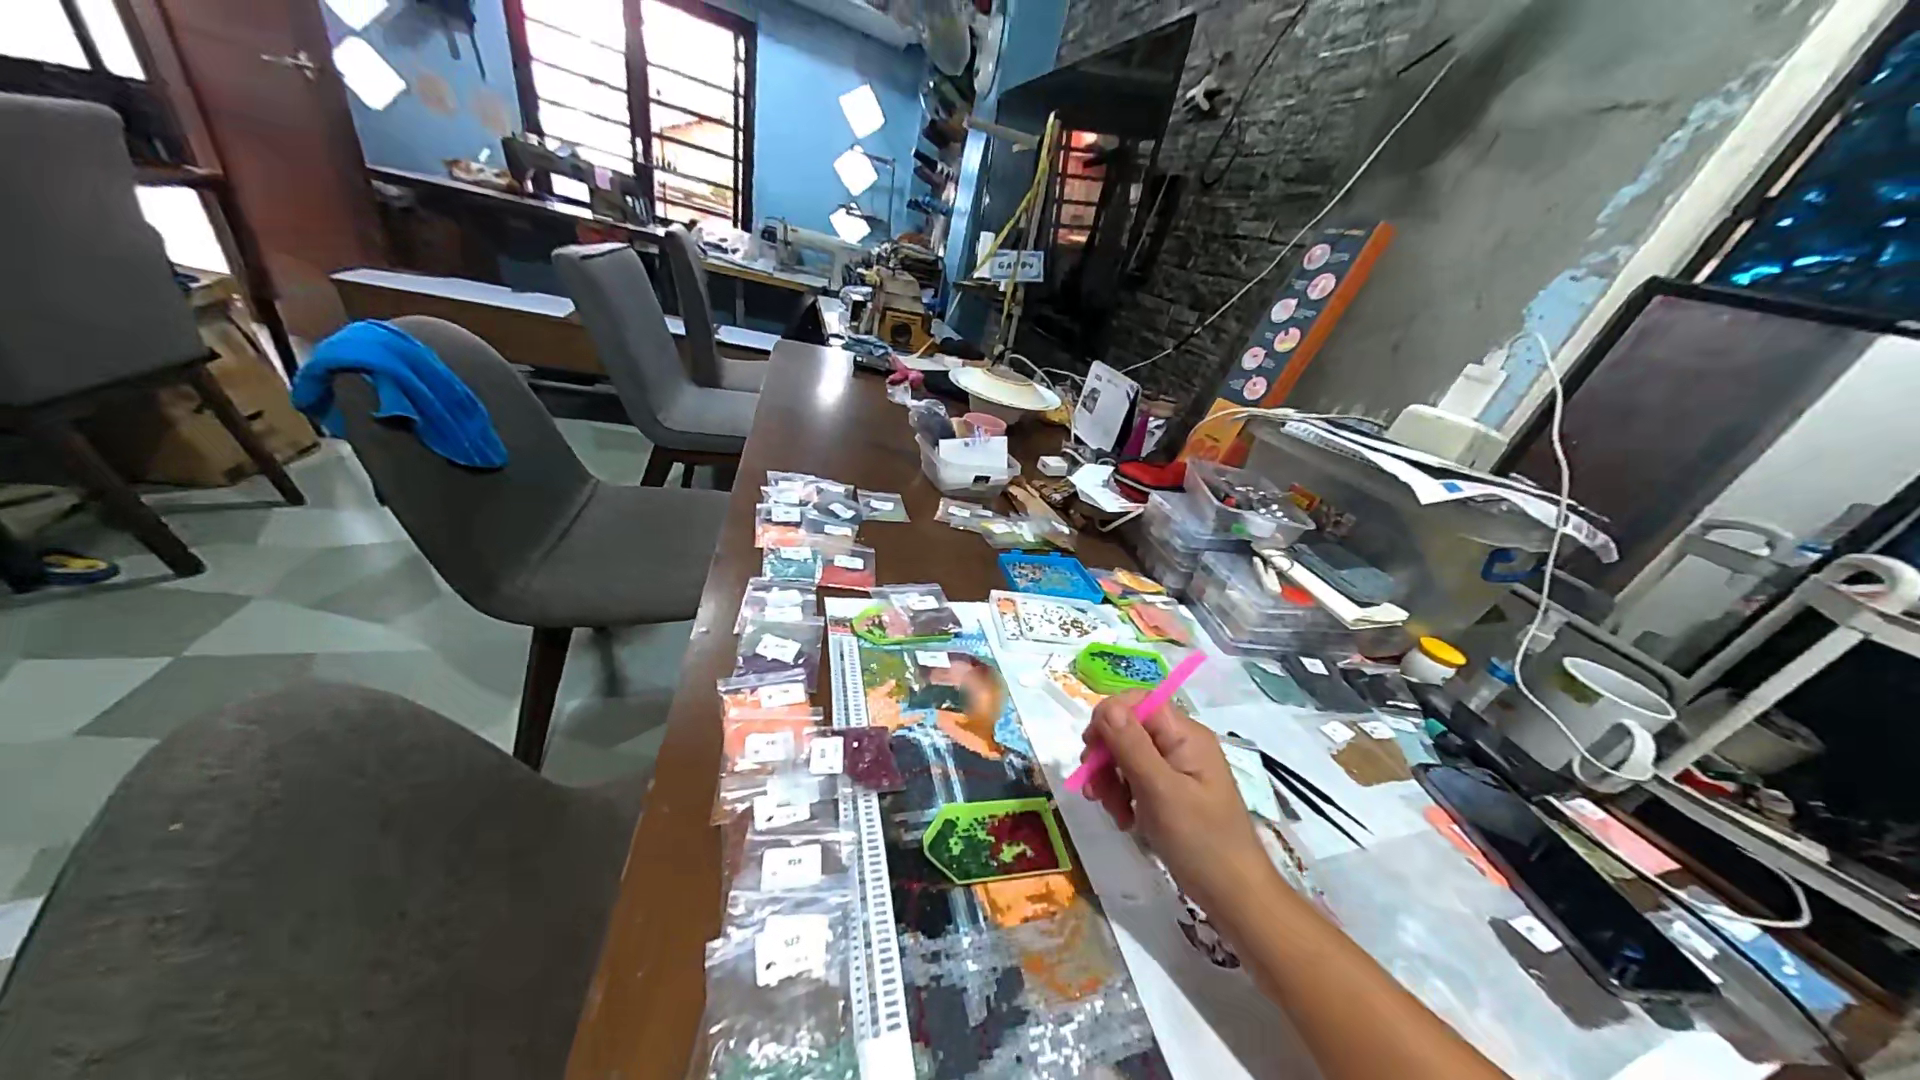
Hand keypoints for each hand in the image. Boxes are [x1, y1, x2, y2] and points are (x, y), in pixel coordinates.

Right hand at [1079, 690, 1272, 918]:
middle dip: (1105, 754)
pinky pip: (1134, 779)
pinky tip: (1124, 819)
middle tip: (1094, 787)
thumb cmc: (1201, 841)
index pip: (1139, 701)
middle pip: (1128, 728)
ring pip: (1126, 755)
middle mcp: (1180, 744)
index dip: (1109, 716)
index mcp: (1185, 735)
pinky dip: (1122, 795)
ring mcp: (1175, 769)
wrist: (1235, 896)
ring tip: (1112, 811)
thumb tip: (1107, 706)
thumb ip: (1132, 746)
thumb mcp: (1161, 791)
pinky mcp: (1169, 792)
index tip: (1091, 747)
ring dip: (1110, 779)